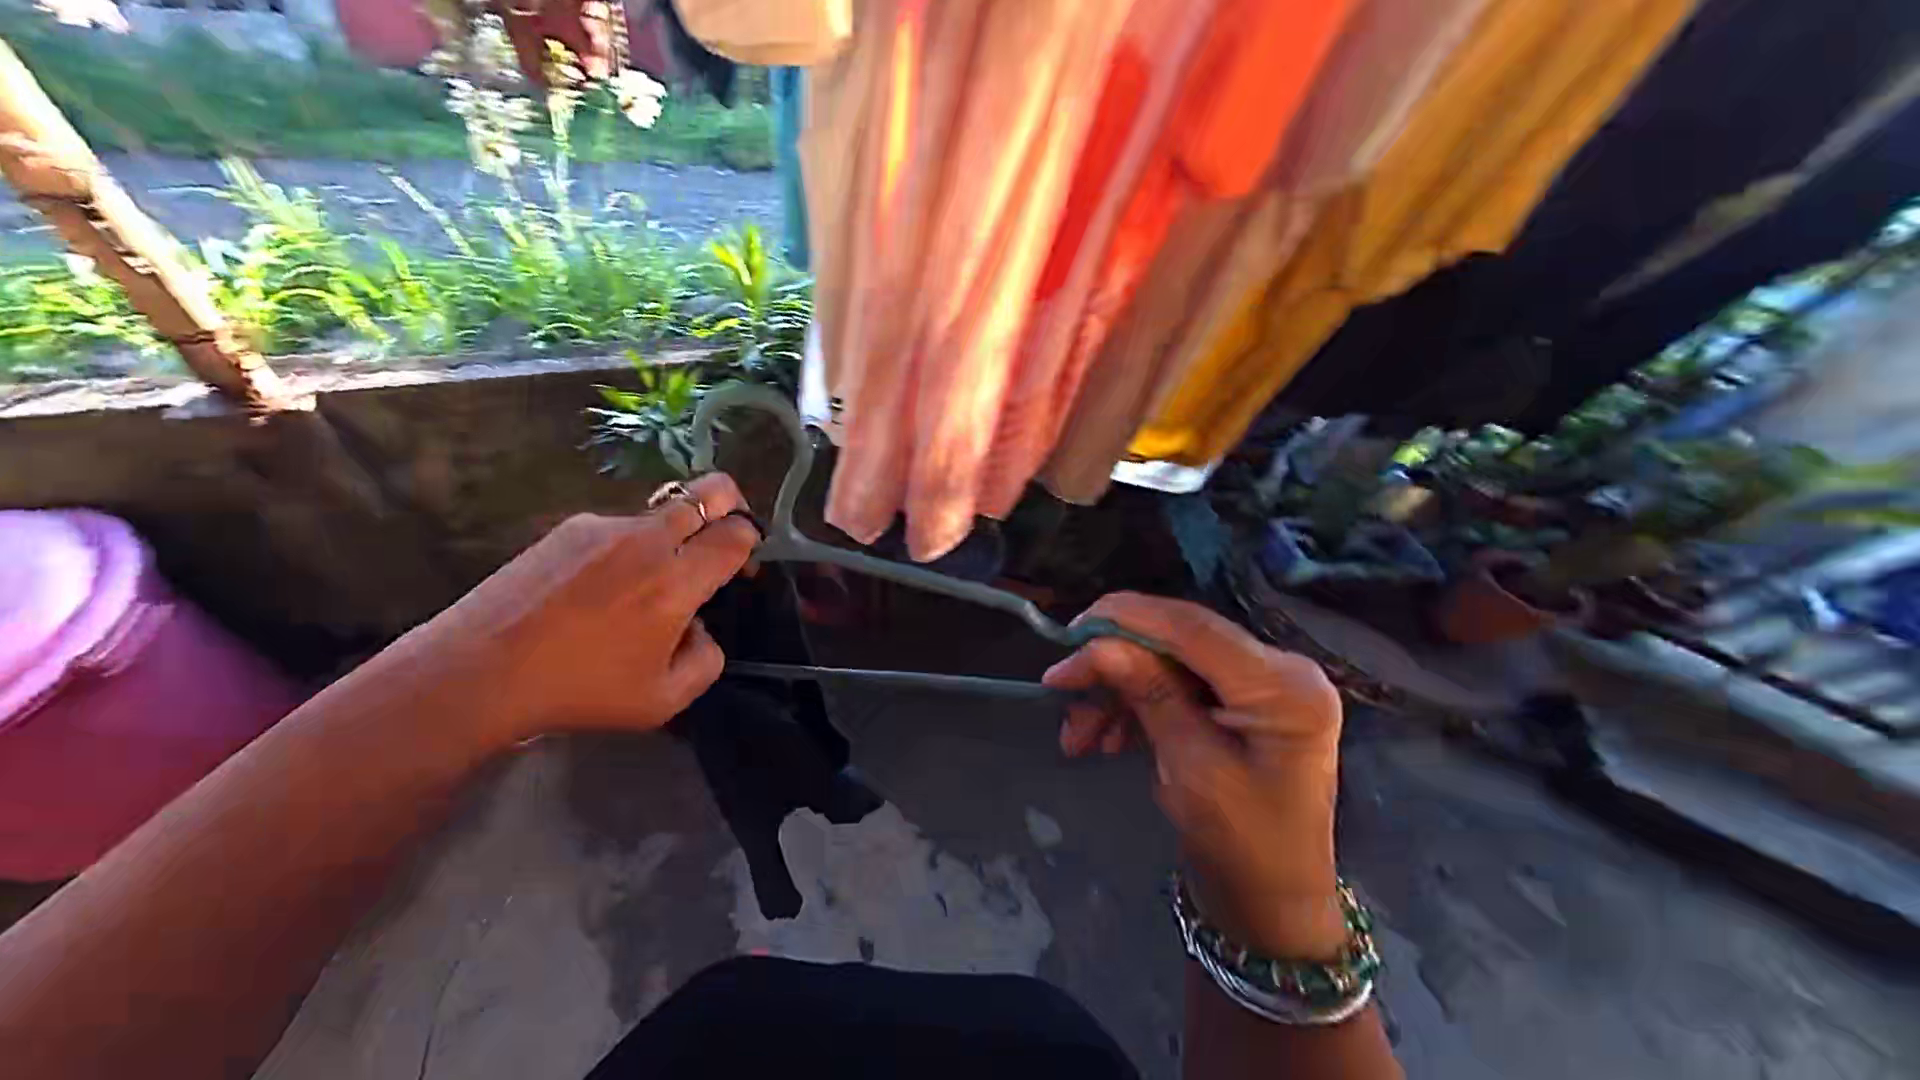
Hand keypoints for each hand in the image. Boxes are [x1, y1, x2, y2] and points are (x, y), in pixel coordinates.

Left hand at [391, 472, 759, 750]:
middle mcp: (648, 540)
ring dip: (674, 534)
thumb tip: (700, 627)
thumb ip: (707, 661)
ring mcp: (606, 527)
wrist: (478, 671)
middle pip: (712, 490)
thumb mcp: (663, 701)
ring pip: (664, 510)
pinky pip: (619, 528)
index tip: (741, 565)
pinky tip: (597, 589)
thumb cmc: (579, 690)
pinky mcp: (570, 527)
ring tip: (643, 583)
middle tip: (722, 537)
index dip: (751, 542)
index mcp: (677, 582)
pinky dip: (628, 549)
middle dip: (732, 505)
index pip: (737, 533)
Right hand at [1042, 593, 1347, 958]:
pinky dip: (1134, 704)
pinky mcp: (1237, 696)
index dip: (1127, 619)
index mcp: (1283, 685)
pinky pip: (1174, 682)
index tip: (1070, 635)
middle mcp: (1277, 668)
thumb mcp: (1190, 767)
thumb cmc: (1243, 845)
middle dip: (1113, 661)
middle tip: (1062, 687)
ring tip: (1078, 737)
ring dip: (1117, 690)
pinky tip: (1105, 738)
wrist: (1273, 898)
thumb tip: (1099, 644)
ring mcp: (1258, 681)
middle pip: (1176, 638)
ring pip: (1166, 660)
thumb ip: (1149, 695)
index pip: (1194, 627)